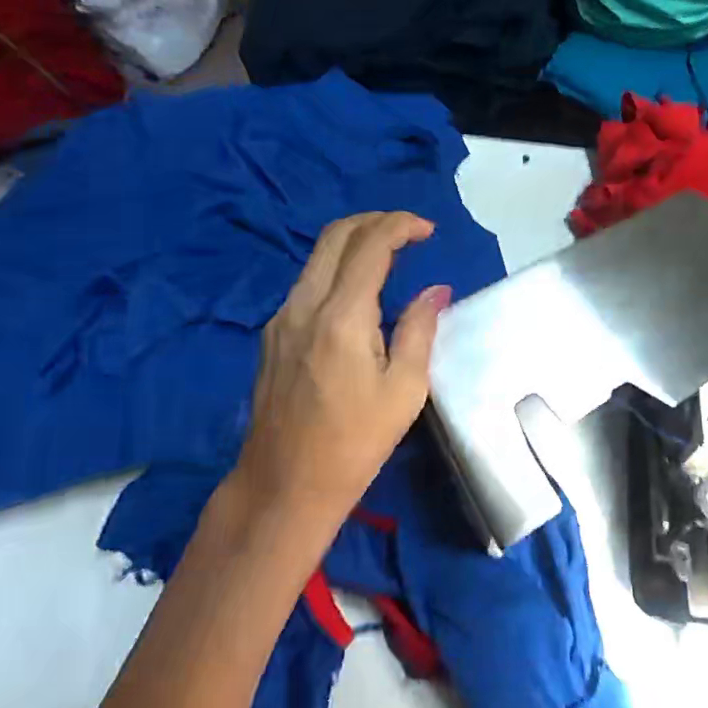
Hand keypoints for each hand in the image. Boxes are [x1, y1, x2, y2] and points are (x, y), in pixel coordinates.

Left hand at [231, 212, 451, 525]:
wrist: (283, 486)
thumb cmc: (354, 444)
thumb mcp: (404, 391)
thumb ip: (419, 329)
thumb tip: (436, 290)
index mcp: (341, 317)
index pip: (370, 245)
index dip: (400, 225)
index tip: (427, 231)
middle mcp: (304, 305)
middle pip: (336, 235)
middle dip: (374, 221)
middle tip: (408, 233)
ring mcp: (281, 318)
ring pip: (317, 257)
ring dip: (353, 243)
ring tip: (388, 257)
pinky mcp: (271, 334)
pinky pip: (306, 283)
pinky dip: (336, 269)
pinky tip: (357, 293)